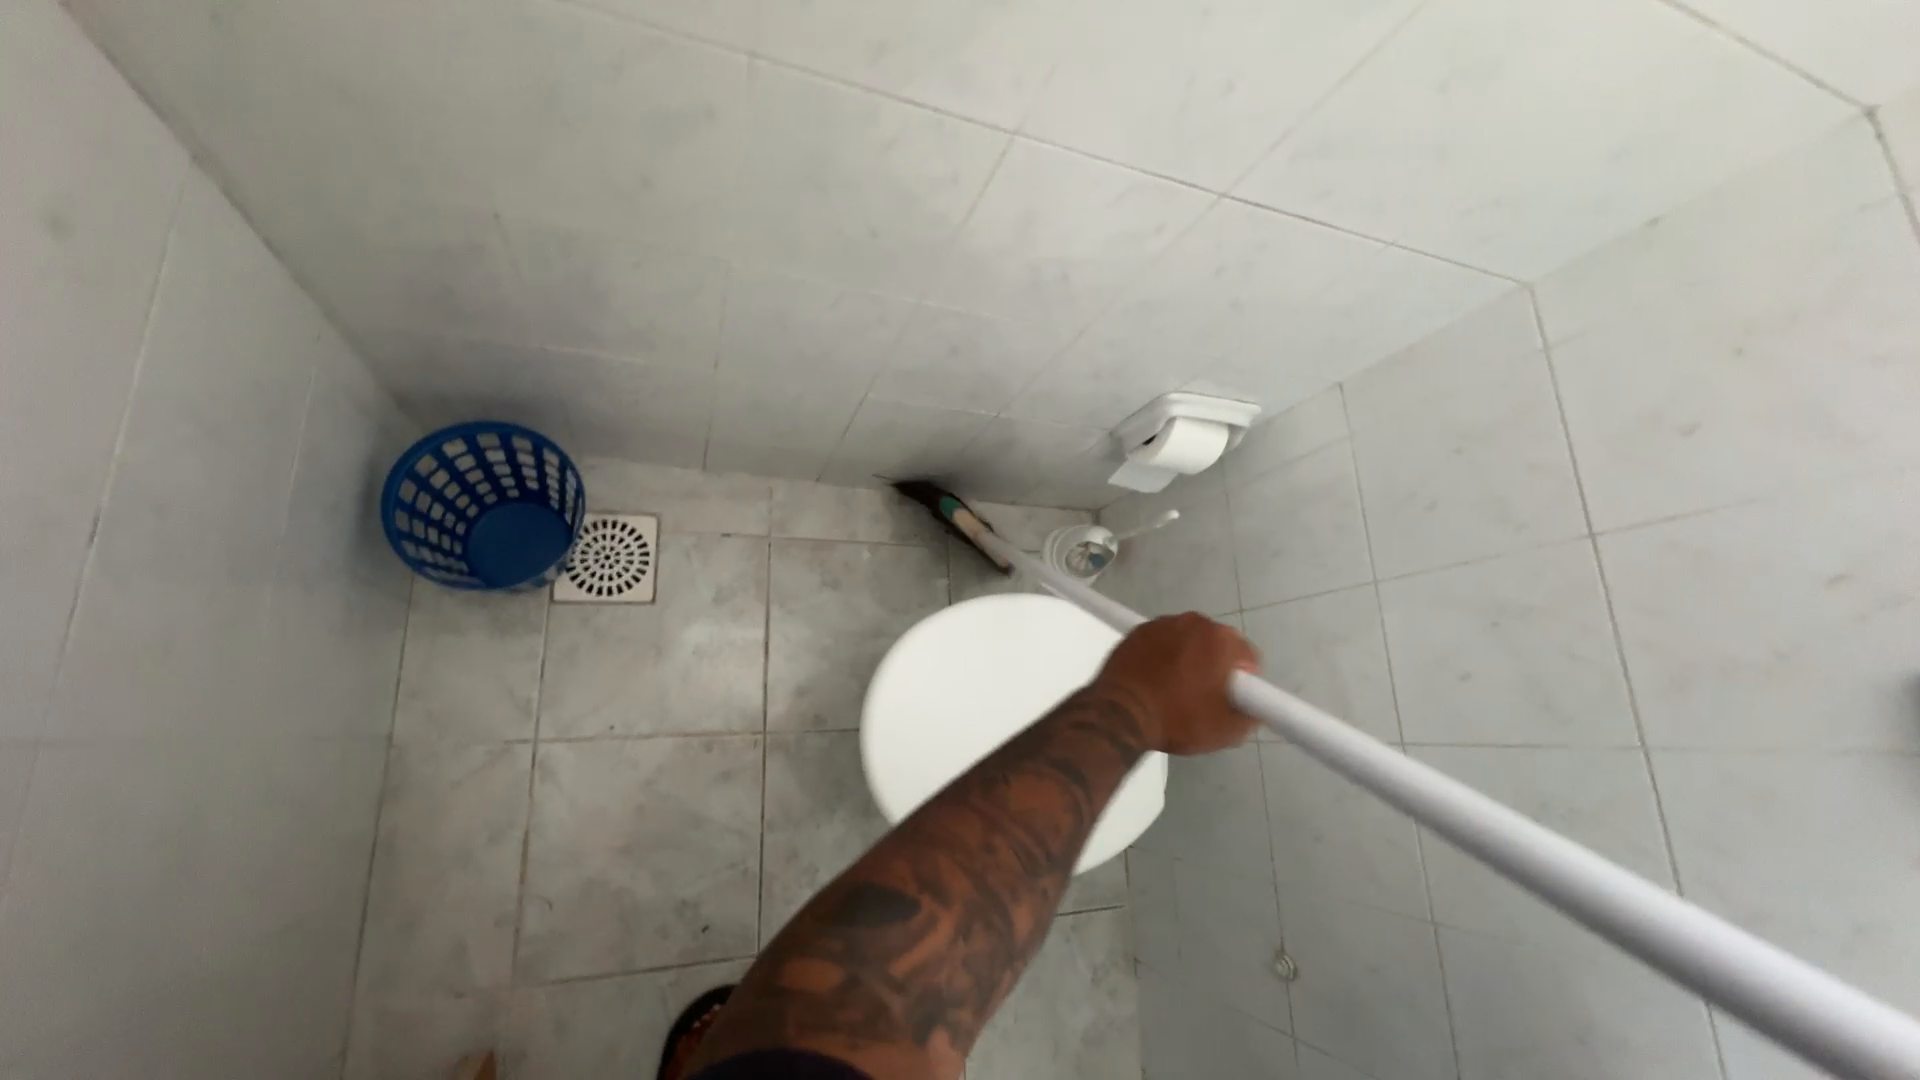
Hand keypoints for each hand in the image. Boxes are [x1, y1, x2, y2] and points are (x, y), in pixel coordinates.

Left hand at [1092, 613, 1260, 755]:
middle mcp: (1193, 621)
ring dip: (1187, 658)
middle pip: (1217, 645)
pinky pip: (1161, 642)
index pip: (1248, 657)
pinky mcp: (1136, 631)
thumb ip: (1252, 714)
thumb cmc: (1177, 718)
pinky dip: (1161, 655)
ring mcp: (1161, 623)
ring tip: (1174, 688)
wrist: (1119, 713)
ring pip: (1187, 641)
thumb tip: (1255, 707)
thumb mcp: (1226, 729)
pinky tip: (1154, 678)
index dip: (1244, 682)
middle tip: (1203, 697)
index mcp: (1221, 639)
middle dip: (1215, 666)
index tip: (1230, 700)